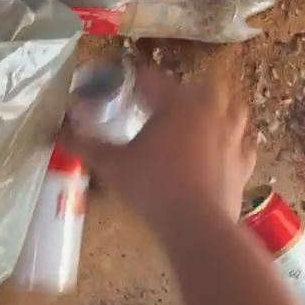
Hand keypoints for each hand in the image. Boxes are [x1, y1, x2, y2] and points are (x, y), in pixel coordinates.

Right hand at [61, 67, 256, 231]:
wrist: (198, 225)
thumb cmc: (152, 187)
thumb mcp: (112, 165)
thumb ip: (86, 145)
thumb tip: (59, 132)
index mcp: (177, 103)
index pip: (153, 79)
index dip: (136, 79)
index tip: (124, 83)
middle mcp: (210, 111)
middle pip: (202, 86)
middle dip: (184, 91)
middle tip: (163, 105)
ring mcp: (232, 135)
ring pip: (233, 108)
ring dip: (218, 108)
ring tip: (200, 119)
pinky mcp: (245, 161)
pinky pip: (244, 141)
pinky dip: (235, 140)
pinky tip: (223, 148)